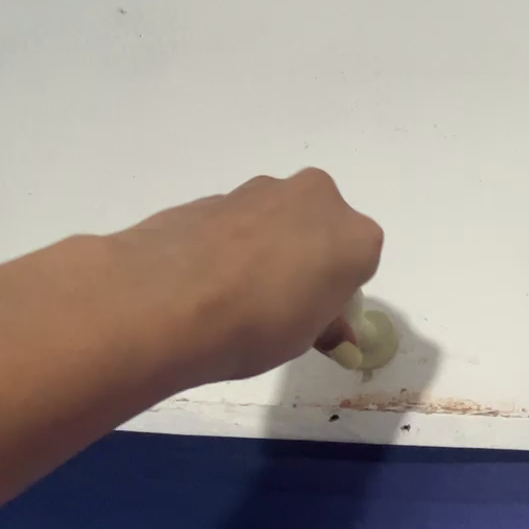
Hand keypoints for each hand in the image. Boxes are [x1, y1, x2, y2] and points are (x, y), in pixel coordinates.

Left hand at [98, 168, 381, 388]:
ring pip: (279, 221)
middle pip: (322, 230)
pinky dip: (233, 245)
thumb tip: (336, 332)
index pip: (360, 264)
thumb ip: (325, 324)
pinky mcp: (216, 194)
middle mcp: (317, 200)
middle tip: (282, 305)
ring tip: (239, 295)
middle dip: (308, 259)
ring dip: (270, 249)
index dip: (339, 293)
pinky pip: (239, 223)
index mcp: (355, 237)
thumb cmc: (260, 325)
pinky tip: (210, 280)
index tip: (317, 318)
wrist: (169, 301)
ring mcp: (263, 191)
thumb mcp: (305, 338)